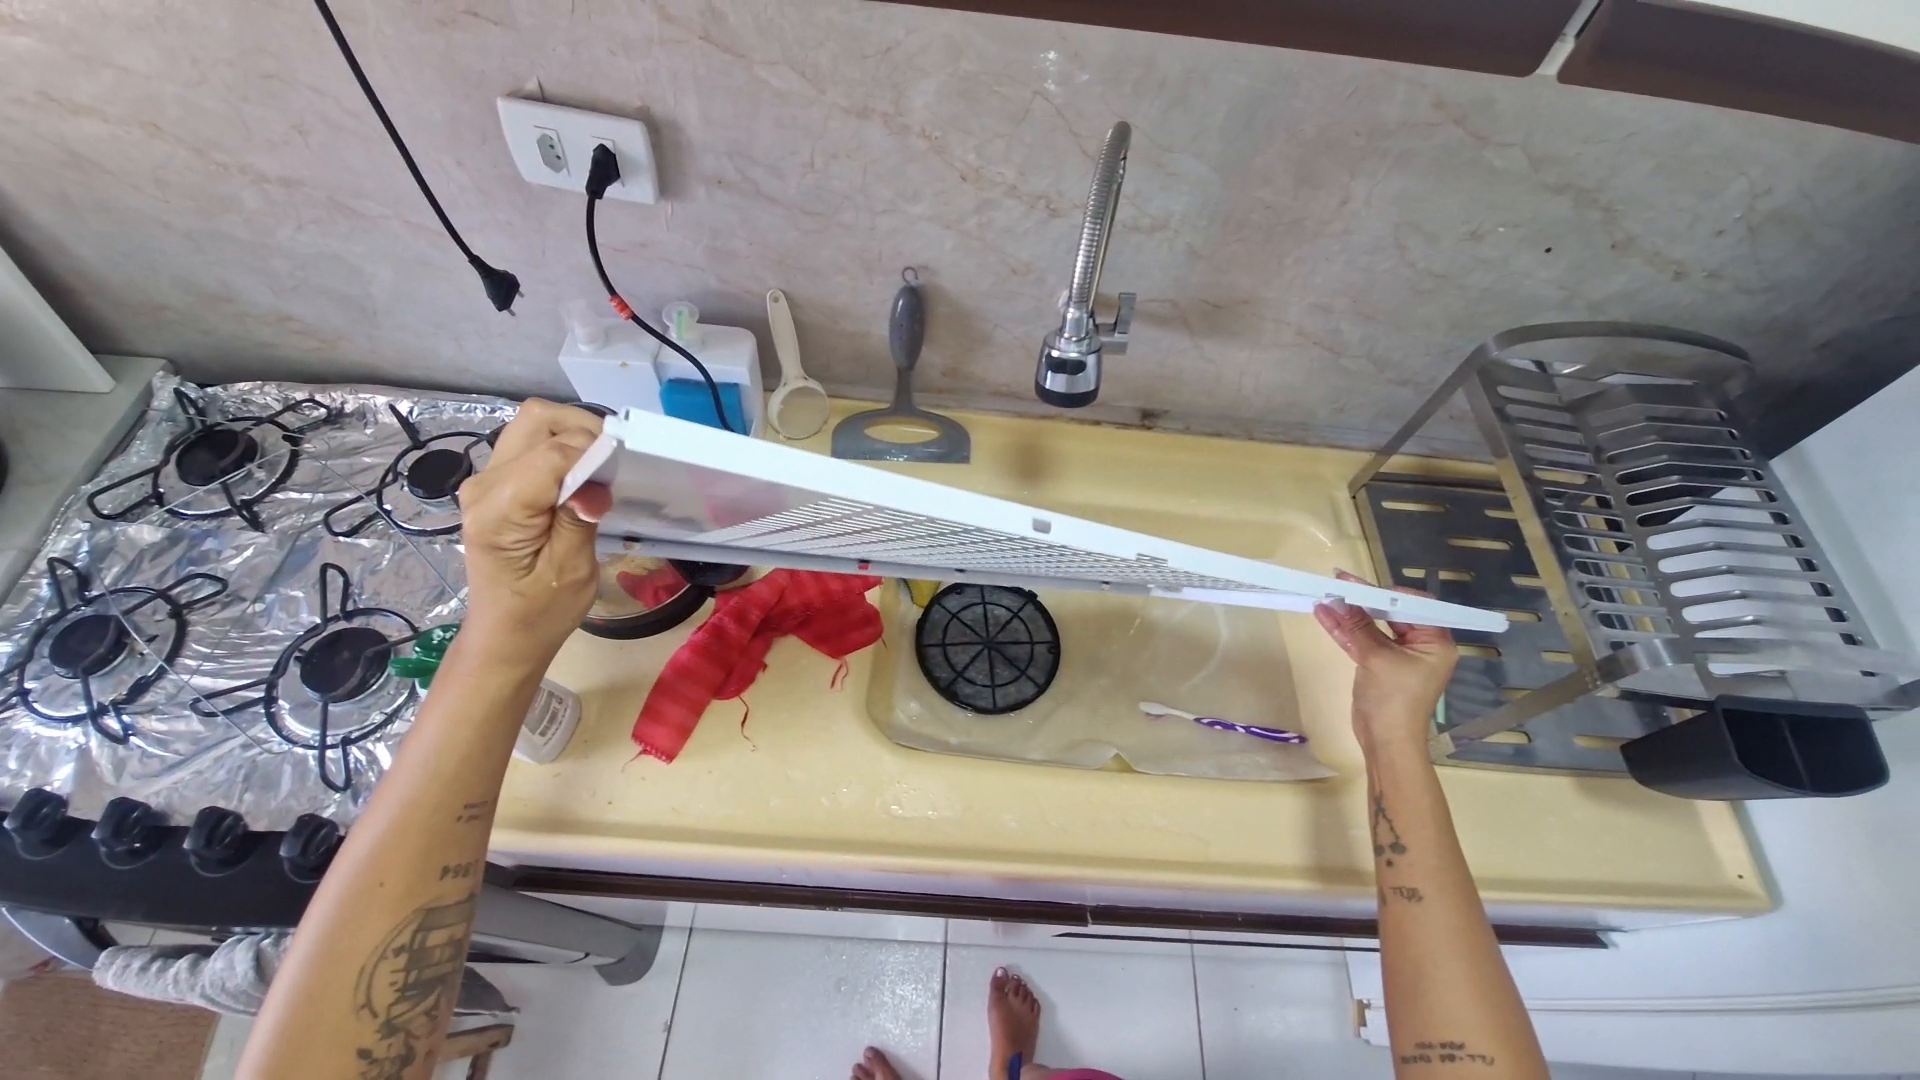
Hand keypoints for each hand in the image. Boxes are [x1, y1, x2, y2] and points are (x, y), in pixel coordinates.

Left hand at [455, 400, 613, 665]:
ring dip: (574, 436)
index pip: (552, 456)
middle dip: (584, 430)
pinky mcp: (497, 482)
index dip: (594, 456)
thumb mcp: (571, 572)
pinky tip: (584, 475)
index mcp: (499, 511)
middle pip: (537, 420)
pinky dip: (564, 447)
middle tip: (616, 460)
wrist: (506, 633)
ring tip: (603, 466)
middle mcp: (484, 485)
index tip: (620, 477)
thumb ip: (578, 520)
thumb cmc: (541, 612)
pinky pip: (532, 443)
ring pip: (534, 425)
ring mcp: (486, 480)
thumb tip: (597, 485)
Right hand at [1313, 570, 1456, 755]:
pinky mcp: (1377, 665)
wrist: (1385, 742)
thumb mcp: (1377, 658)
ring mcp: (1397, 656)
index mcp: (1435, 642)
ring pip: (1371, 627)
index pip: (1415, 606)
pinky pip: (1361, 641)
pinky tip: (1324, 614)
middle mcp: (1420, 646)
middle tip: (1339, 583)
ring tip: (1325, 596)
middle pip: (1391, 614)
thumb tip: (1338, 599)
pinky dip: (1343, 630)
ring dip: (1348, 614)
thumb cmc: (1394, 699)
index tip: (1361, 583)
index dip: (1388, 592)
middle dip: (1364, 600)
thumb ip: (1358, 626)